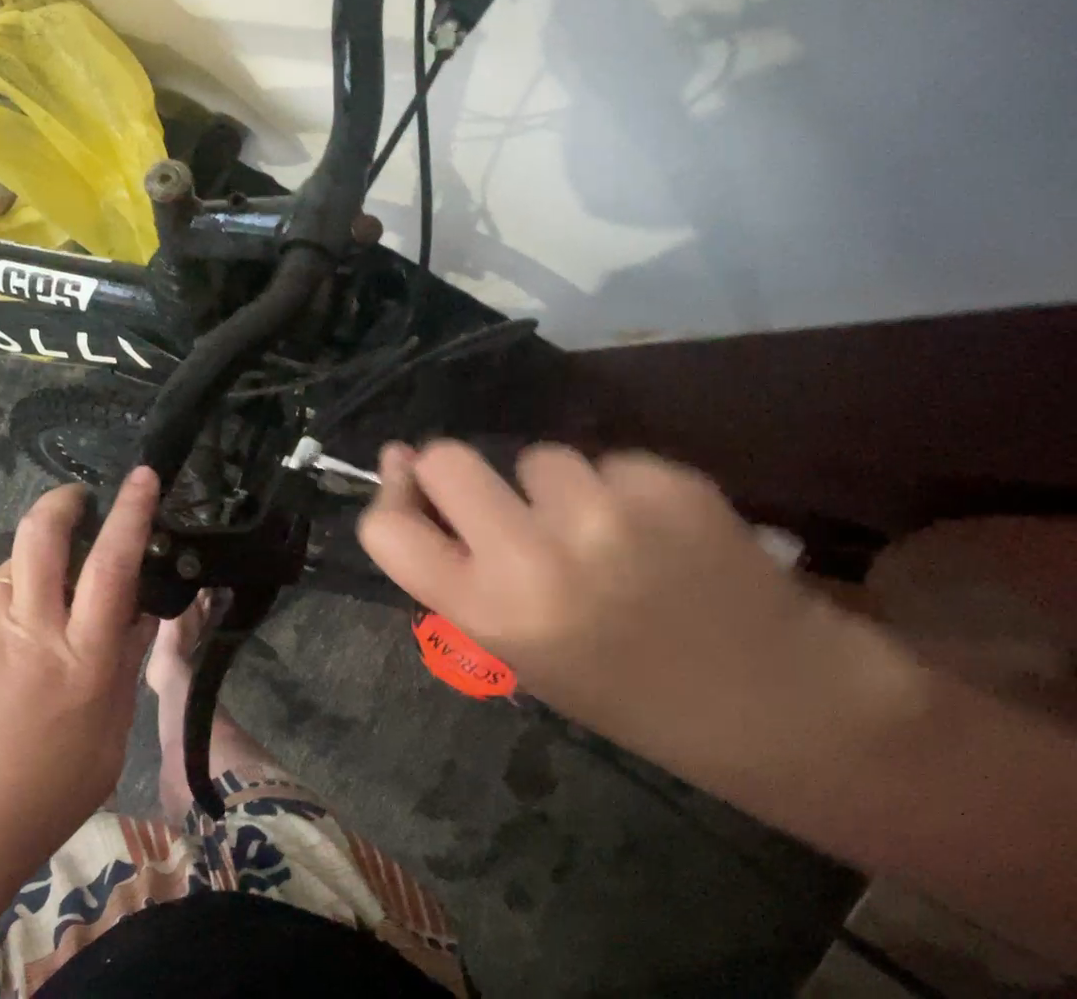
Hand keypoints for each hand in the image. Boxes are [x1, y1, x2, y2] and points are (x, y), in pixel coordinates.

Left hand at [0, 467, 160, 979]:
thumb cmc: (44, 798)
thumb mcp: (108, 741)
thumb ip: (121, 669)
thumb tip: (136, 616)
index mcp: (81, 658)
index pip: (113, 564)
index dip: (131, 512)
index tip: (142, 475)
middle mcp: (28, 628)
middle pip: (41, 535)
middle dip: (61, 502)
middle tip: (75, 501)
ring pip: (9, 573)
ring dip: (29, 577)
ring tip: (37, 624)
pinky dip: (2, 621)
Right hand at [356, 441, 916, 779]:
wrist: (773, 701)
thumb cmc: (621, 688)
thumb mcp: (514, 651)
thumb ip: (457, 574)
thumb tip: (411, 478)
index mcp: (487, 612)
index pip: (387, 528)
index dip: (393, 497)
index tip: (409, 483)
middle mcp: (533, 557)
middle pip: (446, 460)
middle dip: (458, 473)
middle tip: (500, 504)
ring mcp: (604, 514)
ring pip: (537, 457)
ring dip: (554, 488)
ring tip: (602, 535)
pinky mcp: (668, 484)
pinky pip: (608, 462)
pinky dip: (619, 489)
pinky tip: (655, 532)